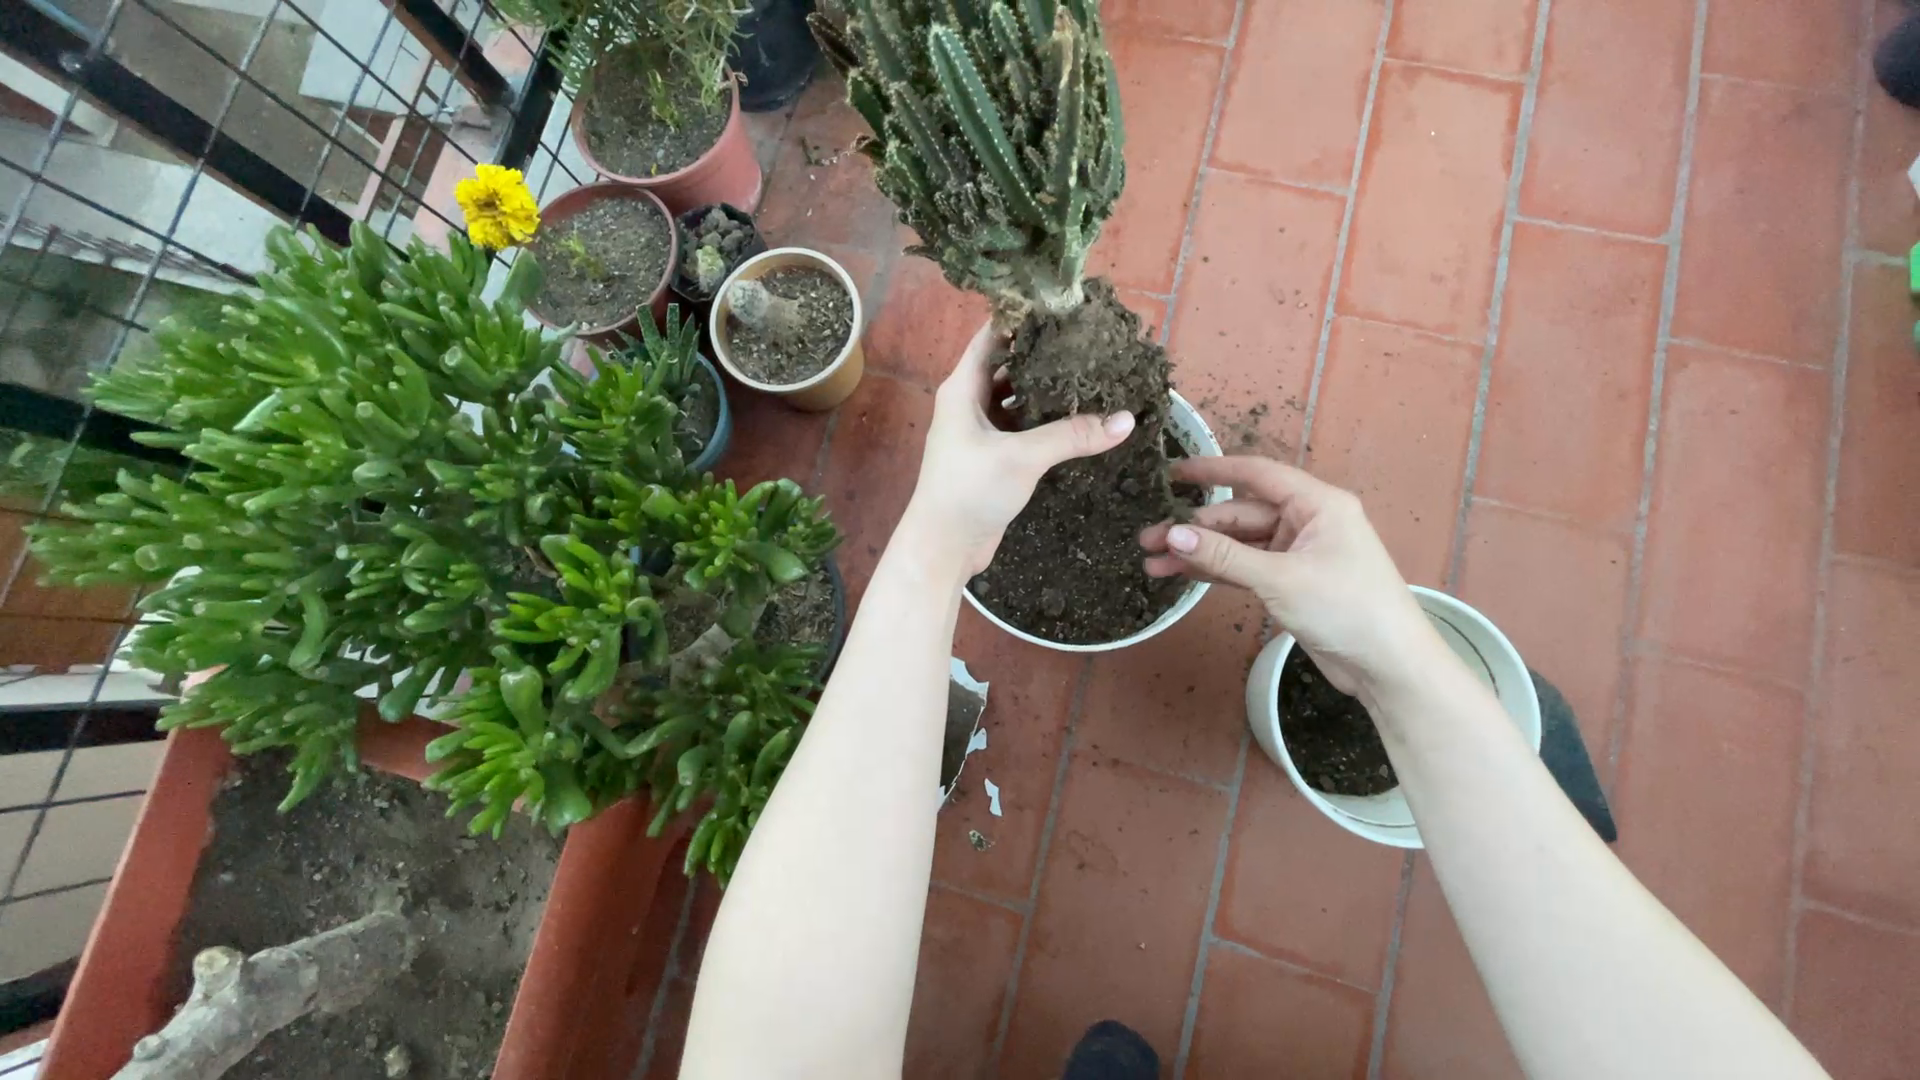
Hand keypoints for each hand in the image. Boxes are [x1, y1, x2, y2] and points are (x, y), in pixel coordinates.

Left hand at [904, 322, 1135, 575]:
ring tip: (1091, 376)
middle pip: (1009, 366)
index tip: (1063, 305)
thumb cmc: (970, 490)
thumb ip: (1072, 435)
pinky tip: (1078, 419)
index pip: (992, 335)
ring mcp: (980, 433)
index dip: (1023, 317)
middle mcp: (968, 404)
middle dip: (1044, 354)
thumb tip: (1127, 420)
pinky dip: (1045, 422)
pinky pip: (1022, 429)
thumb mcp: (1022, 457)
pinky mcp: (993, 458)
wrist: (944, 546)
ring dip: (1047, 392)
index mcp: (963, 388)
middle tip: (1089, 341)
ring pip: (1017, 400)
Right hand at [1139, 456, 1434, 700]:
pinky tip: (1181, 575)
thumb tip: (1172, 535)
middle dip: (1194, 528)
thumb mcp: (1280, 578)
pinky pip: (1244, 568)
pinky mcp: (1289, 583)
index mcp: (1316, 504)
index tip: (1171, 474)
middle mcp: (1305, 522)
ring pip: (1237, 544)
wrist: (1387, 666)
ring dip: (1198, 554)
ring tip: (1152, 563)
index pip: (1256, 474)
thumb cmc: (1345, 608)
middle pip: (1239, 515)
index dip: (1212, 471)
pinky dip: (1215, 571)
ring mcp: (1296, 553)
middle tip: (1147, 540)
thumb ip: (1224, 555)